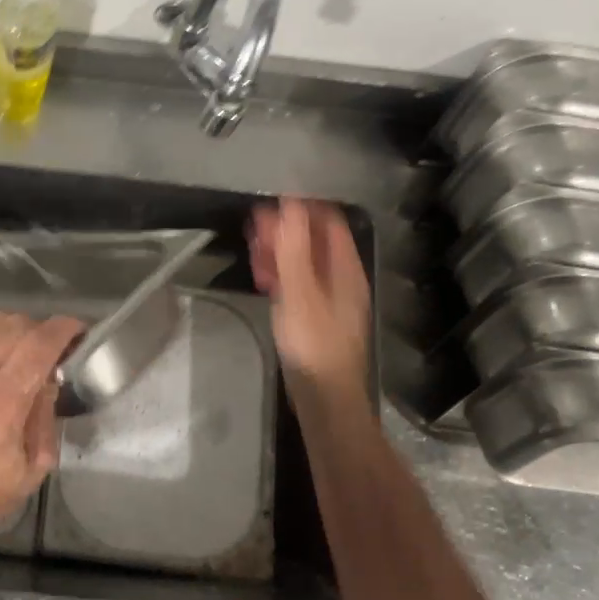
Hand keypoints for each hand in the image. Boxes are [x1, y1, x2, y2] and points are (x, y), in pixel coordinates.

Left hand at [0, 312, 82, 542]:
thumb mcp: (36, 464)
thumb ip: (47, 411)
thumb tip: (52, 373)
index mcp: (0, 407)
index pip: (37, 346)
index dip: (64, 330)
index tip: (80, 330)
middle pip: (16, 326)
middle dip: (44, 330)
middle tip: (58, 348)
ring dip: (18, 327)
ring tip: (30, 348)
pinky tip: (3, 349)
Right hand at [251, 197, 371, 400]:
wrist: (325, 399)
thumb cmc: (313, 344)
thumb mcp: (299, 293)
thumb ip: (294, 249)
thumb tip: (290, 205)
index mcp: (345, 269)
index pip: (329, 222)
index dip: (303, 207)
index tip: (271, 201)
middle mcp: (341, 279)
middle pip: (314, 241)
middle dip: (285, 229)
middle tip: (254, 227)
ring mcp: (328, 299)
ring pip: (304, 262)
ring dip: (280, 251)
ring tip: (253, 250)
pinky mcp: (314, 316)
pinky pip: (297, 283)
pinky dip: (280, 274)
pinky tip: (262, 278)